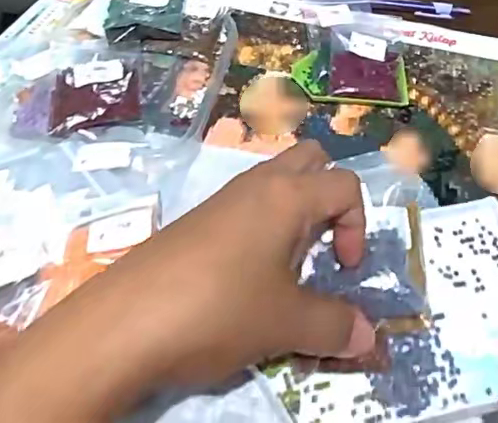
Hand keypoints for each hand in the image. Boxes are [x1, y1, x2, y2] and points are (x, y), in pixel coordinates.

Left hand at [0, 141, 374, 422]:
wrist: (126, 320)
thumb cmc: (219, 308)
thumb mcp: (284, 324)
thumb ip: (334, 327)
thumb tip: (371, 339)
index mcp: (289, 195)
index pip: (345, 183)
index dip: (357, 224)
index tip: (342, 269)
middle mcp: (260, 182)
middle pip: (311, 159)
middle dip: (328, 196)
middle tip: (320, 247)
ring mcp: (226, 196)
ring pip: (277, 178)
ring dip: (294, 212)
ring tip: (286, 268)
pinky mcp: (201, 216)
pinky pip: (248, 202)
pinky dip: (263, 225)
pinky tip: (247, 276)